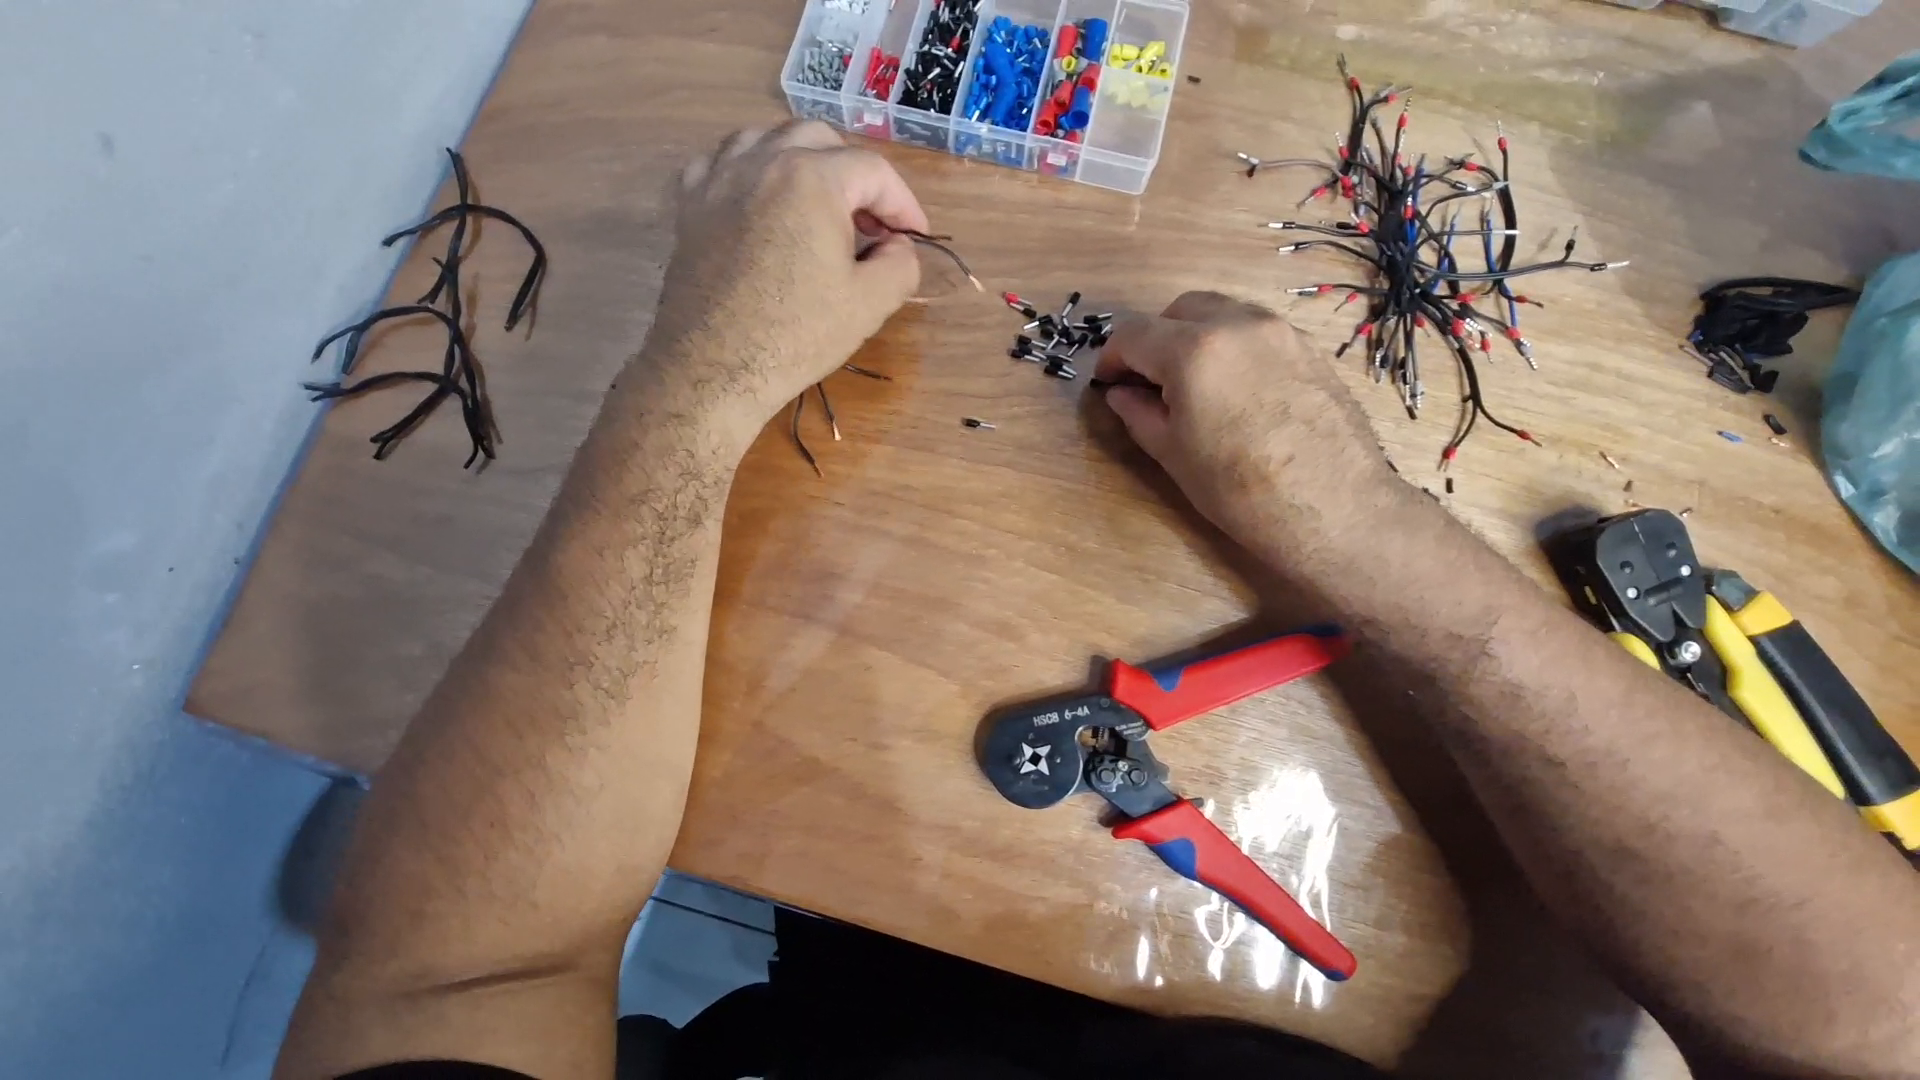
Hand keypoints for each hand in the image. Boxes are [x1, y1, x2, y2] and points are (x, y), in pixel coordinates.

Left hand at [640, 120, 928, 448]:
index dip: (903, 203)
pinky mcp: (691, 204)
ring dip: (804, 163)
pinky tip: (763, 201)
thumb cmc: (795, 336)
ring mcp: (719, 177)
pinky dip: (752, 171)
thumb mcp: (869, 305)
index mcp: (812, 180)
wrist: (712, 368)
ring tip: (820, 206)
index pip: (873, 171)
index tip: (914, 236)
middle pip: (821, 141)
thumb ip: (902, 263)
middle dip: (855, 175)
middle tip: (870, 223)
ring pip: (769, 139)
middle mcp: (763, 161)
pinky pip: (723, 161)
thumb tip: (898, 245)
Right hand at [1096, 291, 1402, 560]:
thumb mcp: (1173, 454)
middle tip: (1148, 381)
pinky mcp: (1309, 348)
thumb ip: (1139, 413)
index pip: (1133, 334)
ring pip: (1222, 312)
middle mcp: (1237, 324)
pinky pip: (1256, 331)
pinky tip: (1234, 390)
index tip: (1107, 384)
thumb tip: (1121, 394)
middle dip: (1154, 338)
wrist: (1334, 508)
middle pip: (1180, 309)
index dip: (1111, 358)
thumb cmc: (1239, 490)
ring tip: (1193, 384)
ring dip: (1194, 336)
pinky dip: (1232, 346)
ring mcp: (1279, 331)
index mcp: (1193, 350)